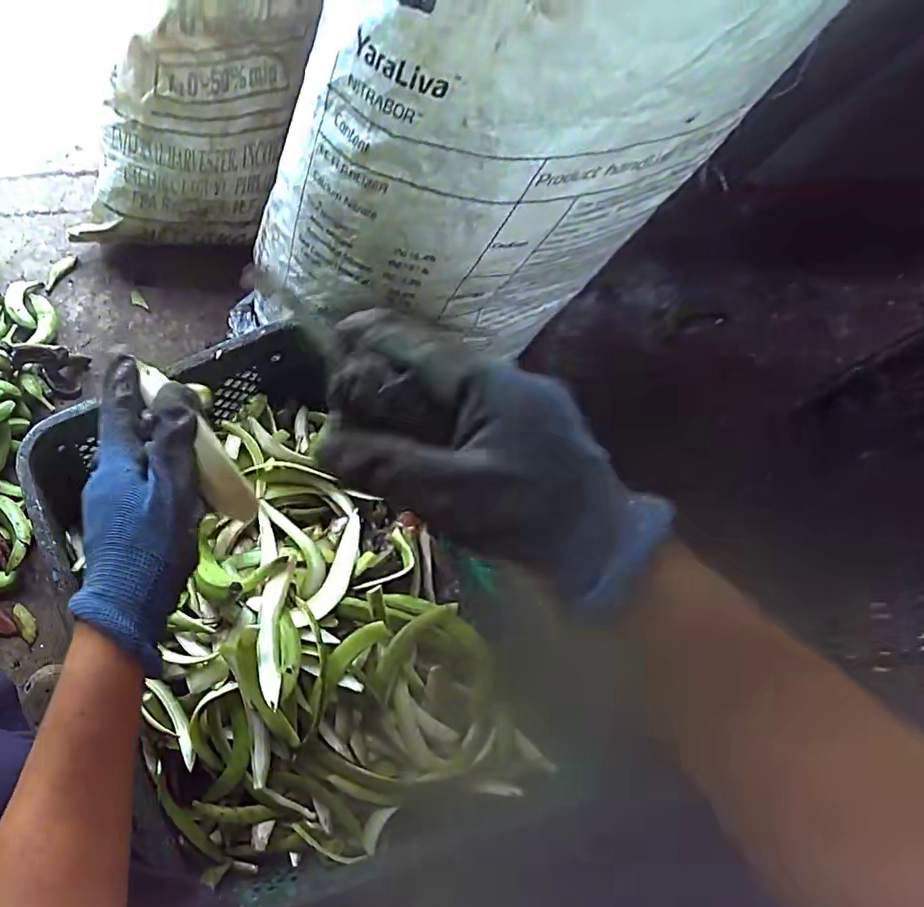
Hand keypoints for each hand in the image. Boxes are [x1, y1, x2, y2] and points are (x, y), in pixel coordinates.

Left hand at [67, 357, 202, 673]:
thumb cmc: (152, 551)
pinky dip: (151, 476)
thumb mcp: (172, 495)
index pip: (118, 413)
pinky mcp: (111, 525)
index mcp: (116, 466)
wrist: (124, 608)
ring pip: (130, 463)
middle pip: (124, 438)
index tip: (123, 358)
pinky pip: (132, 487)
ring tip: (176, 445)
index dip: (123, 384)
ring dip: (149, 448)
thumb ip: (173, 447)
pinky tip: (171, 489)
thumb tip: (172, 400)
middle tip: (160, 401)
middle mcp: (103, 480)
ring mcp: (103, 505)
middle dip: (140, 416)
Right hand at [316, 310, 672, 616]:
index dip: (374, 340)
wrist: (600, 555)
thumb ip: (387, 465)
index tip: (335, 334)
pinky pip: (442, 428)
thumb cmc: (532, 517)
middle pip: (419, 373)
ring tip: (354, 441)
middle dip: (374, 384)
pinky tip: (392, 463)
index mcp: (490, 385)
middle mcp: (496, 389)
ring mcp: (502, 415)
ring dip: (389, 416)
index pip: (419, 349)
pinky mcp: (501, 443)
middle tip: (337, 407)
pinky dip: (411, 439)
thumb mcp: (454, 492)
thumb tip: (323, 446)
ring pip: (428, 402)